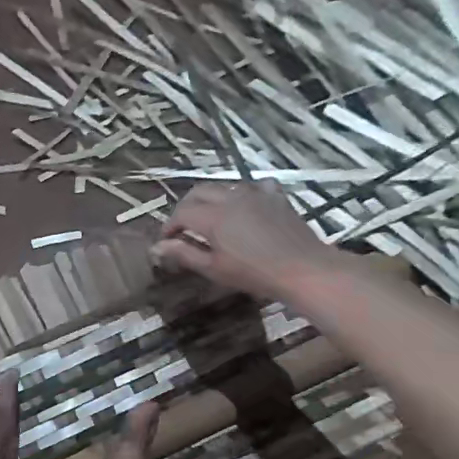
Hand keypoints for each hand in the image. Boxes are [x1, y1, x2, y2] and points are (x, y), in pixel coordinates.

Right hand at [153, 183, 340, 296]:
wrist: (302, 268)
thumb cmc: (253, 273)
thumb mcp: (213, 268)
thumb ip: (184, 254)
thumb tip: (157, 247)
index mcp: (213, 216)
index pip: (181, 213)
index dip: (169, 226)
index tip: (166, 241)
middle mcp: (232, 197)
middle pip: (199, 192)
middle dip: (185, 207)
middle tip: (182, 227)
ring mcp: (256, 193)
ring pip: (224, 186)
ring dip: (211, 199)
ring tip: (210, 219)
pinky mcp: (276, 196)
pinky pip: (254, 186)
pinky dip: (243, 193)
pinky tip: (245, 206)